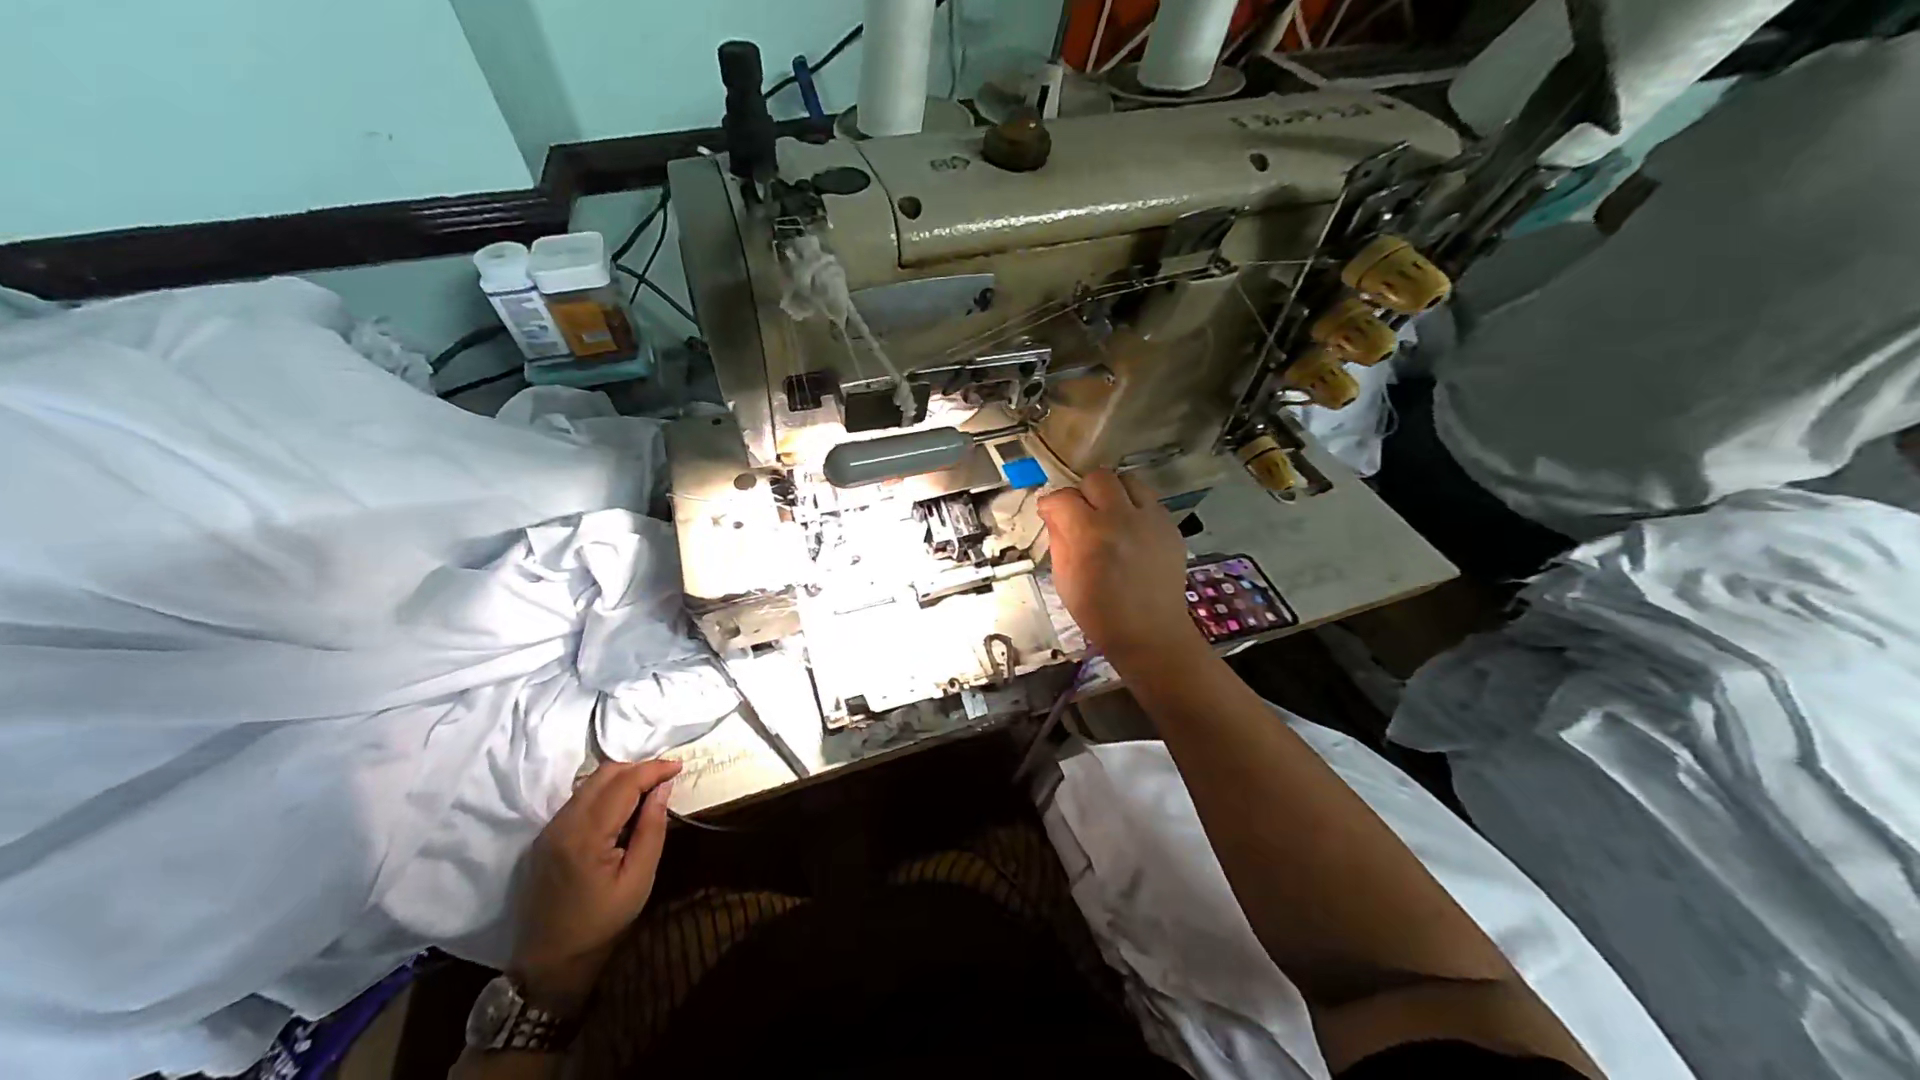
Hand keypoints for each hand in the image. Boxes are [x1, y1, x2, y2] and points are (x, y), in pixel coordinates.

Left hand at [509, 759, 679, 1016]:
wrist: (550, 961)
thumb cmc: (601, 923)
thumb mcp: (639, 879)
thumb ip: (652, 828)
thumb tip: (663, 788)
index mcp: (585, 836)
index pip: (623, 783)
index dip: (653, 769)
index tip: (679, 766)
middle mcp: (561, 824)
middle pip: (602, 774)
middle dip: (638, 768)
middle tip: (666, 777)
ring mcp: (549, 829)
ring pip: (588, 783)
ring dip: (621, 778)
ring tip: (649, 789)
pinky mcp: (545, 836)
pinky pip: (578, 798)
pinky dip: (605, 792)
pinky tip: (623, 807)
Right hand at [1037, 470, 1205, 663]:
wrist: (1150, 633)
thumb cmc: (1099, 613)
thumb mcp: (1064, 578)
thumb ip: (1059, 539)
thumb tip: (1055, 514)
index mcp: (1090, 533)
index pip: (1063, 497)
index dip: (1051, 504)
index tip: (1049, 513)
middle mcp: (1123, 517)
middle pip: (1098, 478)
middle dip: (1083, 491)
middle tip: (1081, 512)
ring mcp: (1151, 519)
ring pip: (1128, 480)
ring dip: (1113, 493)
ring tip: (1108, 515)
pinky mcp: (1170, 526)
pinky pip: (1148, 501)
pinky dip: (1134, 508)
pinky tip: (1130, 530)